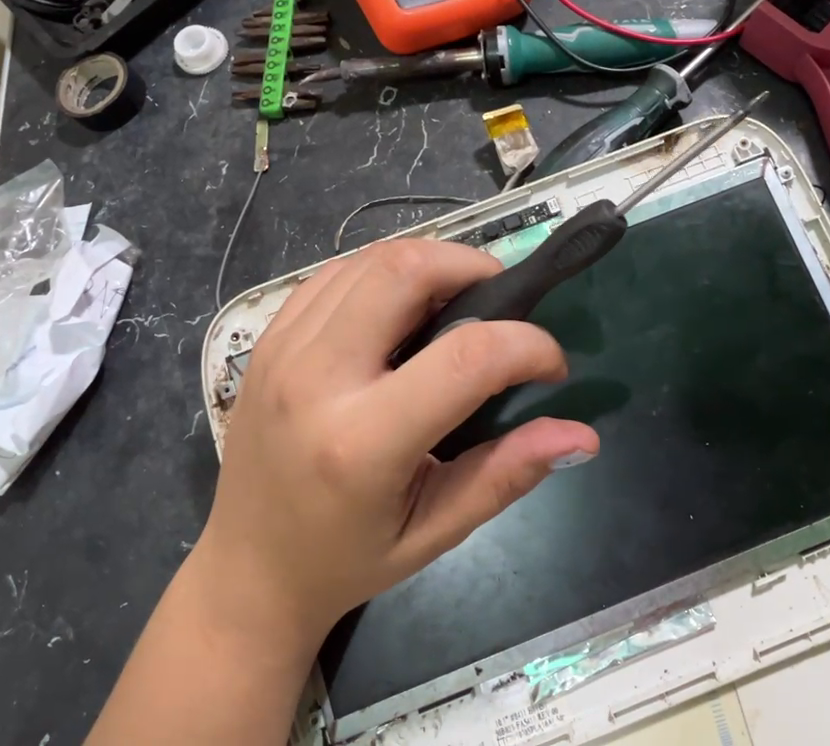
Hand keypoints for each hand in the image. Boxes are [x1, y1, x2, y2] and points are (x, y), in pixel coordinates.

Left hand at [200, 239, 599, 638]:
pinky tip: (404, 310)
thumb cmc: (347, 559)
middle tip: (501, 301)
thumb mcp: (435, 531)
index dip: (528, 344)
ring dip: (429, 264)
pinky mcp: (268, 339)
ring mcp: (282, 351)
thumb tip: (582, 435)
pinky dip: (384, 273)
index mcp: (361, 443)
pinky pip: (336, 273)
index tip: (551, 364)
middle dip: (472, 266)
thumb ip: (507, 475)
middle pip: (404, 271)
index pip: (466, 357)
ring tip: (460, 302)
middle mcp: (315, 381)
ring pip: (369, 259)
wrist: (247, 570)